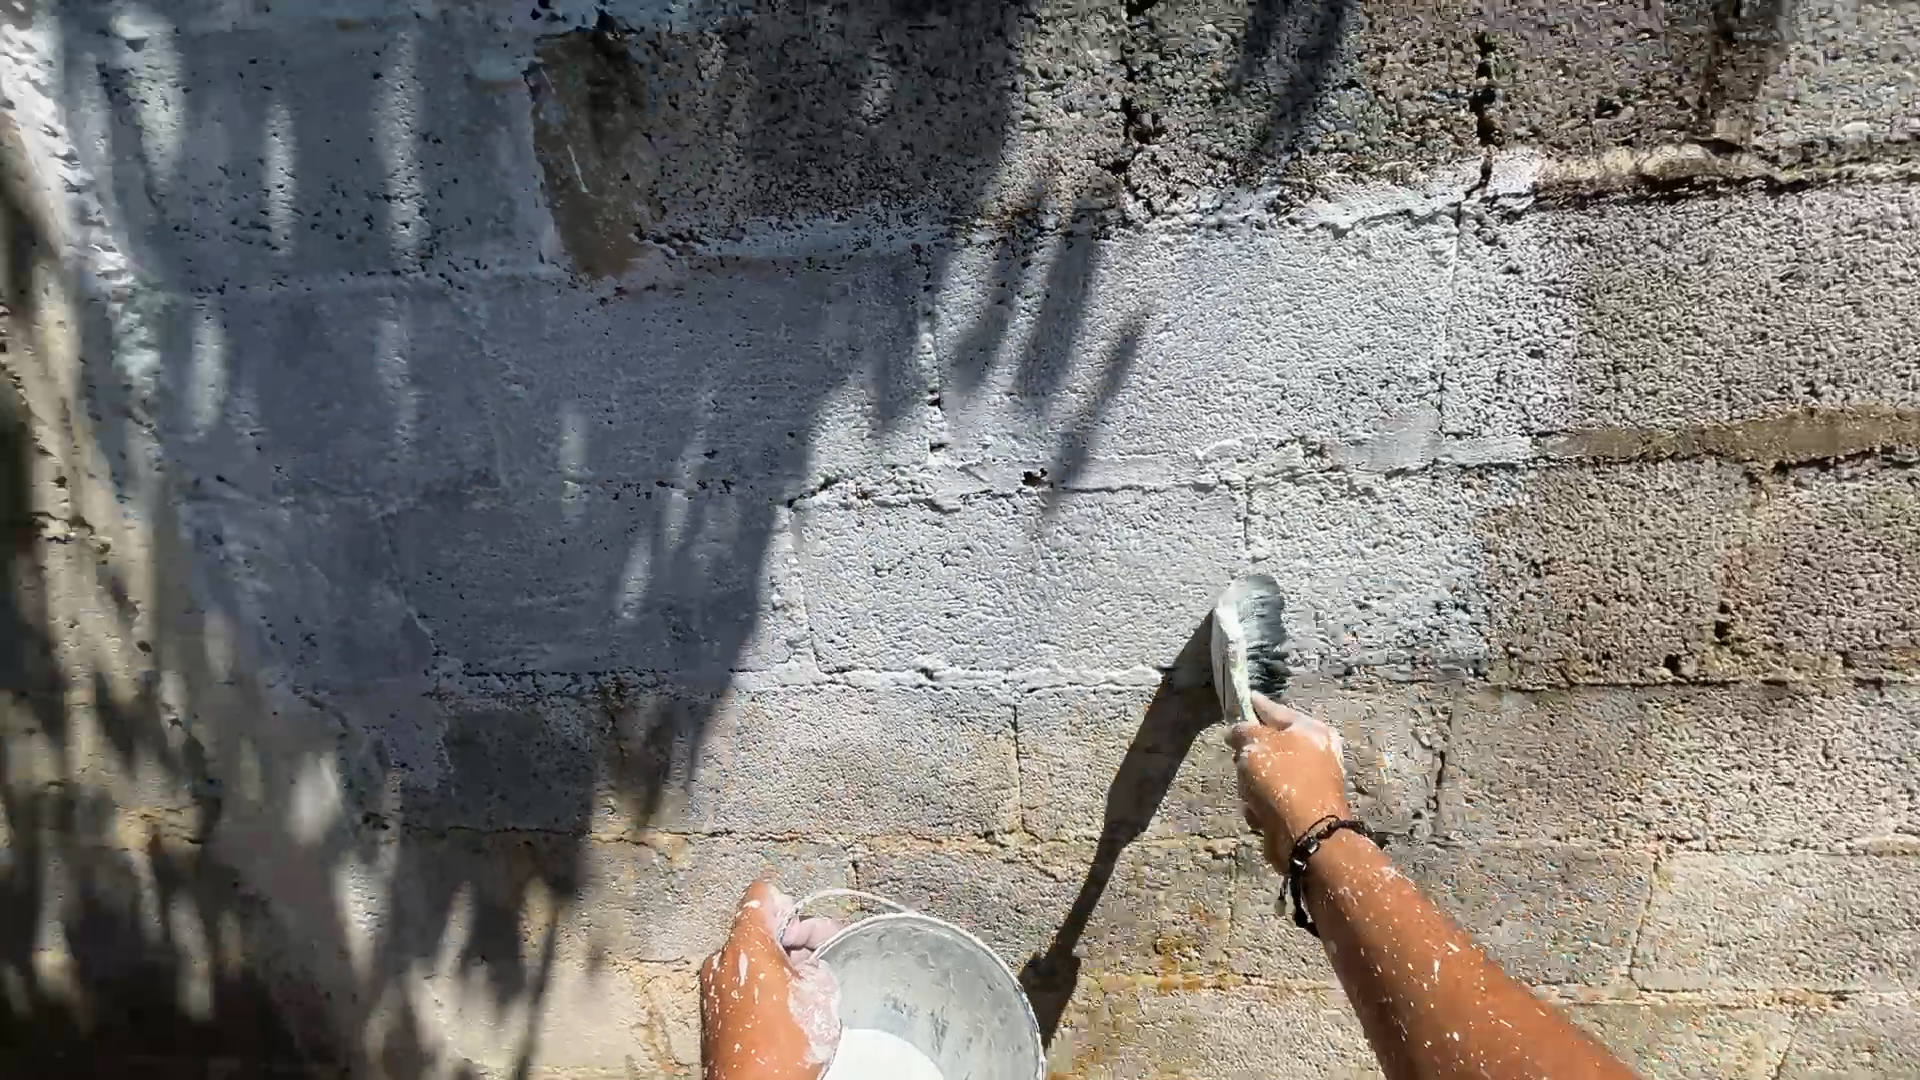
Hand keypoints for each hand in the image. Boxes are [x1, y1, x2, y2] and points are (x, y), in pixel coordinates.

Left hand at [699, 881, 841, 1079]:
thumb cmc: (783, 1044)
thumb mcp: (819, 989)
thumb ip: (816, 956)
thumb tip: (811, 956)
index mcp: (746, 941)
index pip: (762, 894)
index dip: (793, 904)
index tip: (811, 928)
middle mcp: (722, 957)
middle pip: (761, 925)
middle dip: (794, 936)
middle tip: (824, 953)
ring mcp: (713, 986)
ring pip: (752, 955)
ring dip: (781, 962)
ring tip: (809, 983)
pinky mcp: (712, 1011)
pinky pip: (741, 981)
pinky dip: (764, 983)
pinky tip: (789, 1003)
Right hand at [1225, 692, 1350, 869]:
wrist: (1305, 834)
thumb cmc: (1281, 780)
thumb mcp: (1254, 744)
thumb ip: (1242, 731)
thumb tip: (1238, 733)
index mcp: (1310, 731)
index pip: (1274, 710)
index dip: (1254, 704)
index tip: (1241, 698)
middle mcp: (1315, 753)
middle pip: (1268, 744)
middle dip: (1249, 755)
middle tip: (1239, 759)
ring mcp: (1309, 782)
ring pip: (1263, 773)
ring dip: (1250, 784)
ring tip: (1251, 793)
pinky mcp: (1301, 808)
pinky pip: (1268, 797)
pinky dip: (1260, 804)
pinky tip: (1259, 811)